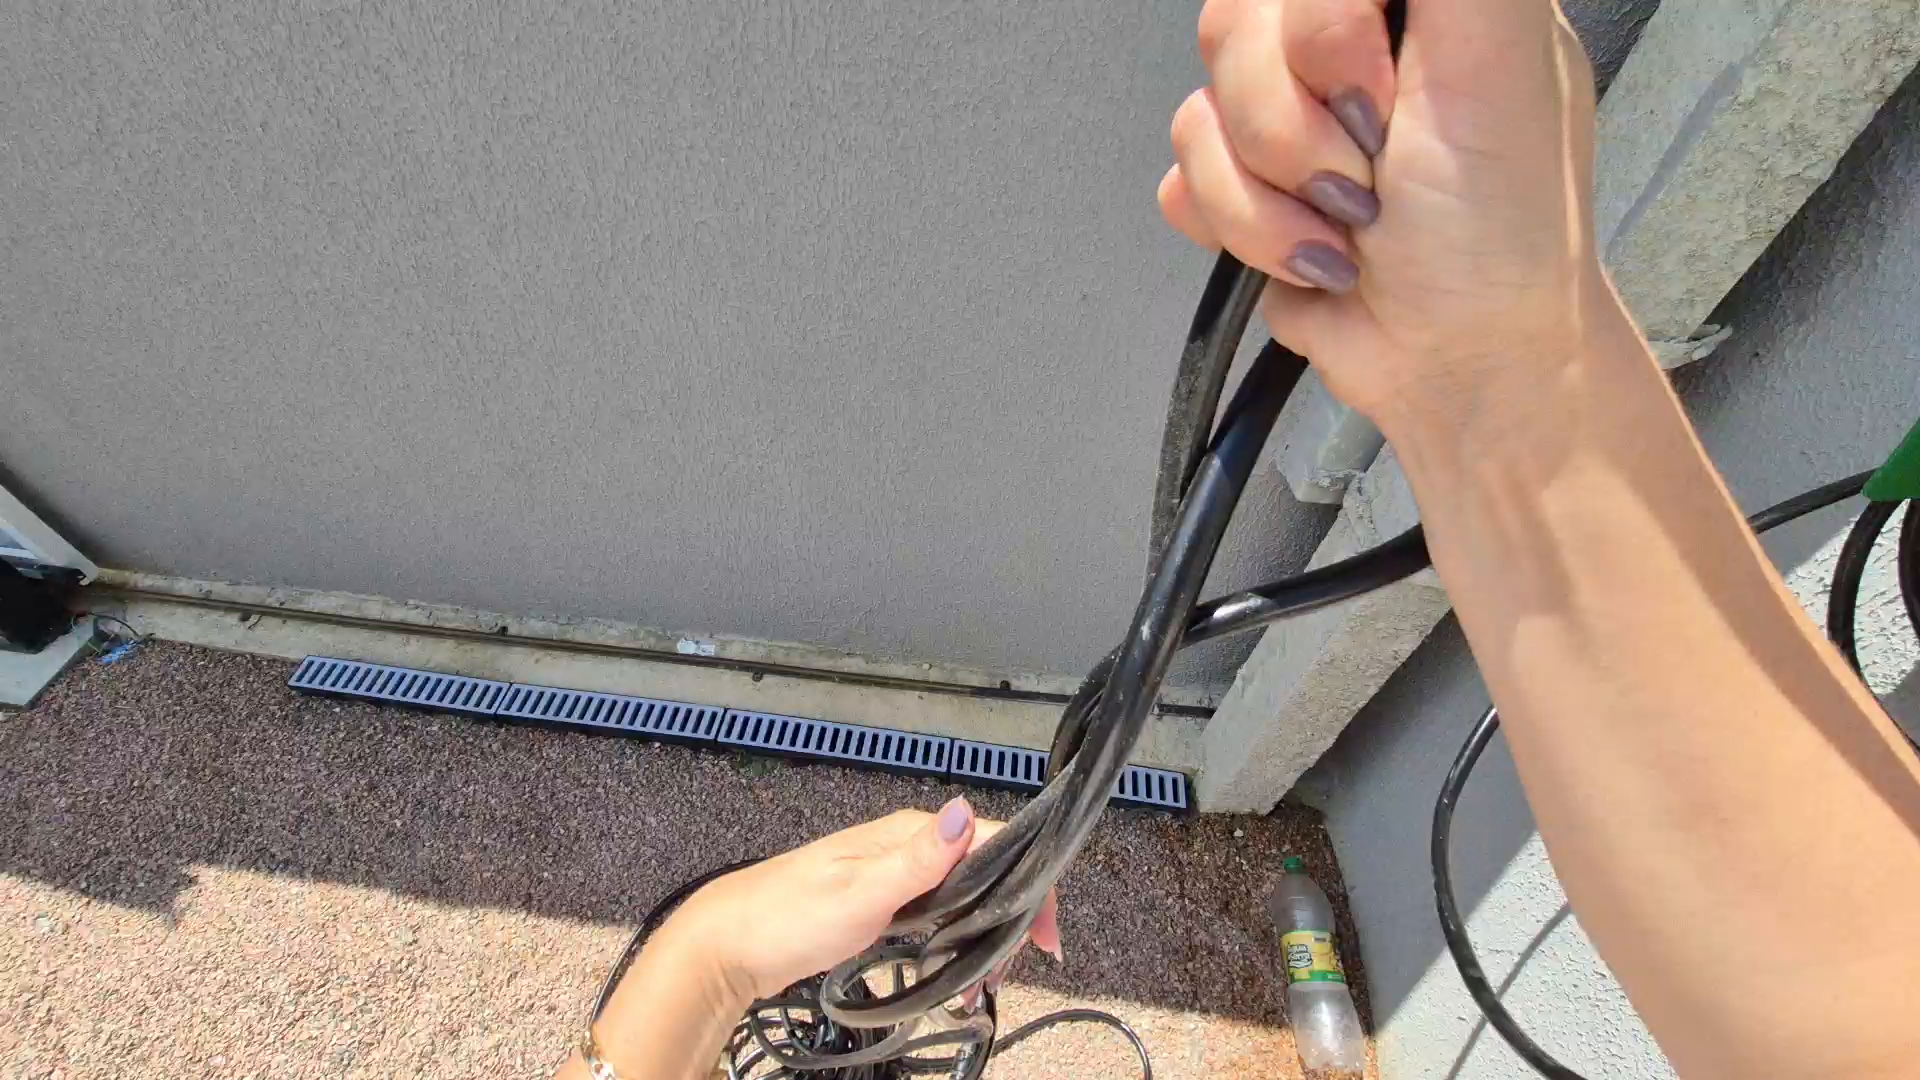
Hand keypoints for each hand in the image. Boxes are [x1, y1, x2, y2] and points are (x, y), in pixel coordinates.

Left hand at [665, 798, 1061, 1001]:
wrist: (732, 943)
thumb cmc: (795, 916)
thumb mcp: (861, 891)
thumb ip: (918, 857)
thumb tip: (966, 808)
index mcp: (911, 832)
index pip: (991, 838)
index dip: (1028, 879)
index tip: (1046, 937)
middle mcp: (910, 844)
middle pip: (983, 868)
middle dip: (1009, 913)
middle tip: (1010, 971)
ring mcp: (897, 872)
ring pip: (963, 893)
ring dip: (984, 932)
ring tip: (986, 982)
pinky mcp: (886, 900)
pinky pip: (937, 913)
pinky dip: (956, 940)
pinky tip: (956, 974)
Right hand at [1158, 0, 1610, 428]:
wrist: (1451, 356)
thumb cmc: (1496, 232)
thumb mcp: (1498, 58)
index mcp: (1400, 4)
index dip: (1316, 33)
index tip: (1379, 95)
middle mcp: (1333, 55)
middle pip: (1227, 37)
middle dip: (1290, 133)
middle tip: (1364, 177)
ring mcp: (1277, 133)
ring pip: (1196, 128)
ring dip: (1267, 207)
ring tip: (1343, 236)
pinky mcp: (1240, 202)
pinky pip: (1182, 191)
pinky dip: (1236, 234)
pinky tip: (1300, 253)